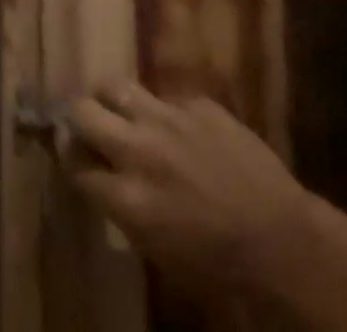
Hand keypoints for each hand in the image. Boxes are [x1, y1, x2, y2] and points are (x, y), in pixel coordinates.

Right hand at [64, 83, 314, 292]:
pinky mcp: (200, 105)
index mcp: (123, 194)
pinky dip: (165, 113)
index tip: (77, 157)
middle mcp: (138, 149)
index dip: (70, 158)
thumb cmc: (212, 259)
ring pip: (115, 86)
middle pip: (82, 112)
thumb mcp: (150, 244)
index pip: (72, 161)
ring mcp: (169, 120)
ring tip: (119, 110)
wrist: (276, 237)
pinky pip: (167, 99)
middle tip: (88, 127)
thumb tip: (99, 175)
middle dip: (78, 119)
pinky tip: (182, 130)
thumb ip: (117, 204)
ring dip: (110, 100)